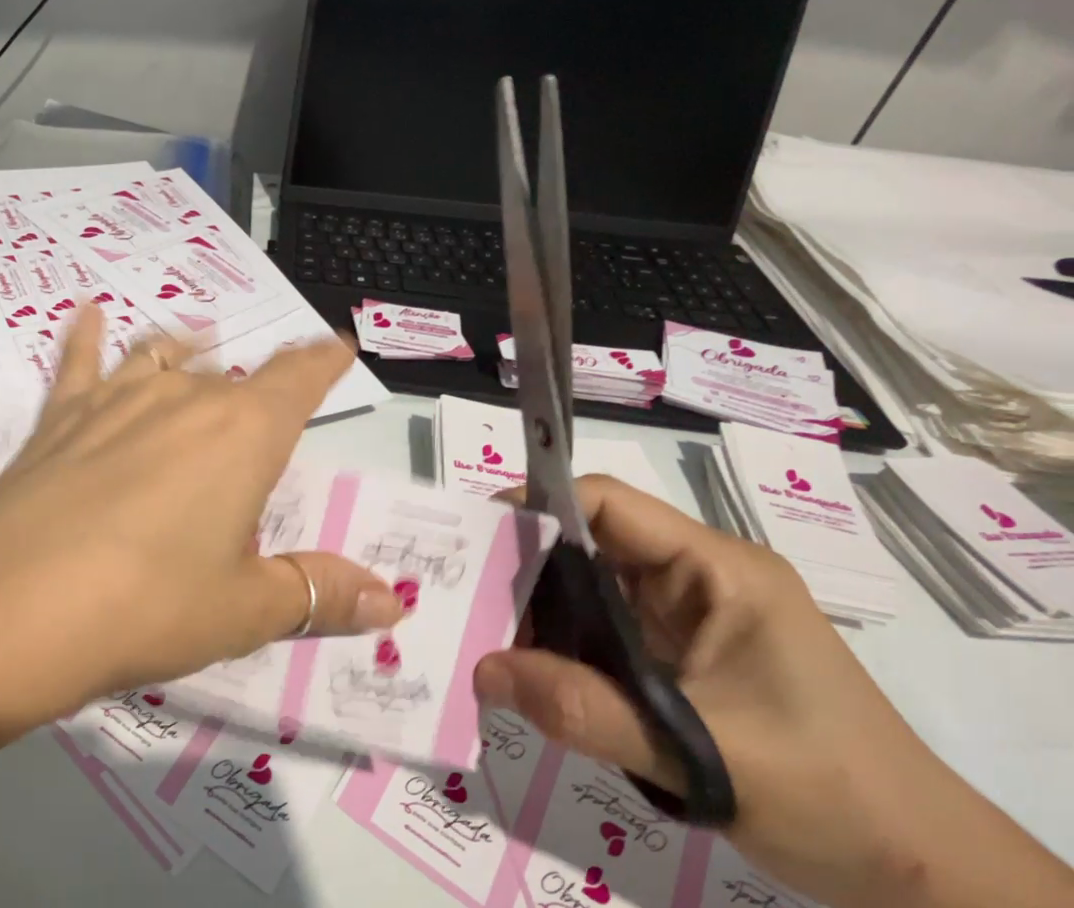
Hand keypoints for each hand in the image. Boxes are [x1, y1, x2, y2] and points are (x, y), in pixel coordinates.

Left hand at [0, 304, 403, 717]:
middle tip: (257, 410)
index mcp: (243, 433)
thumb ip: (317, 594)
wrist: (13, 603)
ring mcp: (114, 400)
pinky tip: (85, 314)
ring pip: (159, 359)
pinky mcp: (57, 417)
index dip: (322, 360)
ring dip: (183, 352)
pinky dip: (83, 336)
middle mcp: (183, 398)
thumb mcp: (243, 611)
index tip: (336, 343)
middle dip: (251, 388)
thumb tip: (394, 602)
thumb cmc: (148, 607)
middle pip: (229, 377)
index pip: (298, 378)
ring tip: (197, 345)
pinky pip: (77, 362)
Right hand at [475, 475, 1072, 907]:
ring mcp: (688, 623)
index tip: (469, 546)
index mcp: (717, 571)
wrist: (918, 871)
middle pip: (587, 547)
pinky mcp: (679, 663)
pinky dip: (559, 653)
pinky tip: (522, 678)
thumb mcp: (698, 751)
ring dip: (536, 619)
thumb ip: (584, 709)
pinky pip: (602, 639)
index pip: (607, 504)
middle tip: (457, 606)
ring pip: (588, 595)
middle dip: (521, 572)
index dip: (534, 509)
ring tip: (477, 645)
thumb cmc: (827, 790)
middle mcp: (698, 581)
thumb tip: (480, 670)